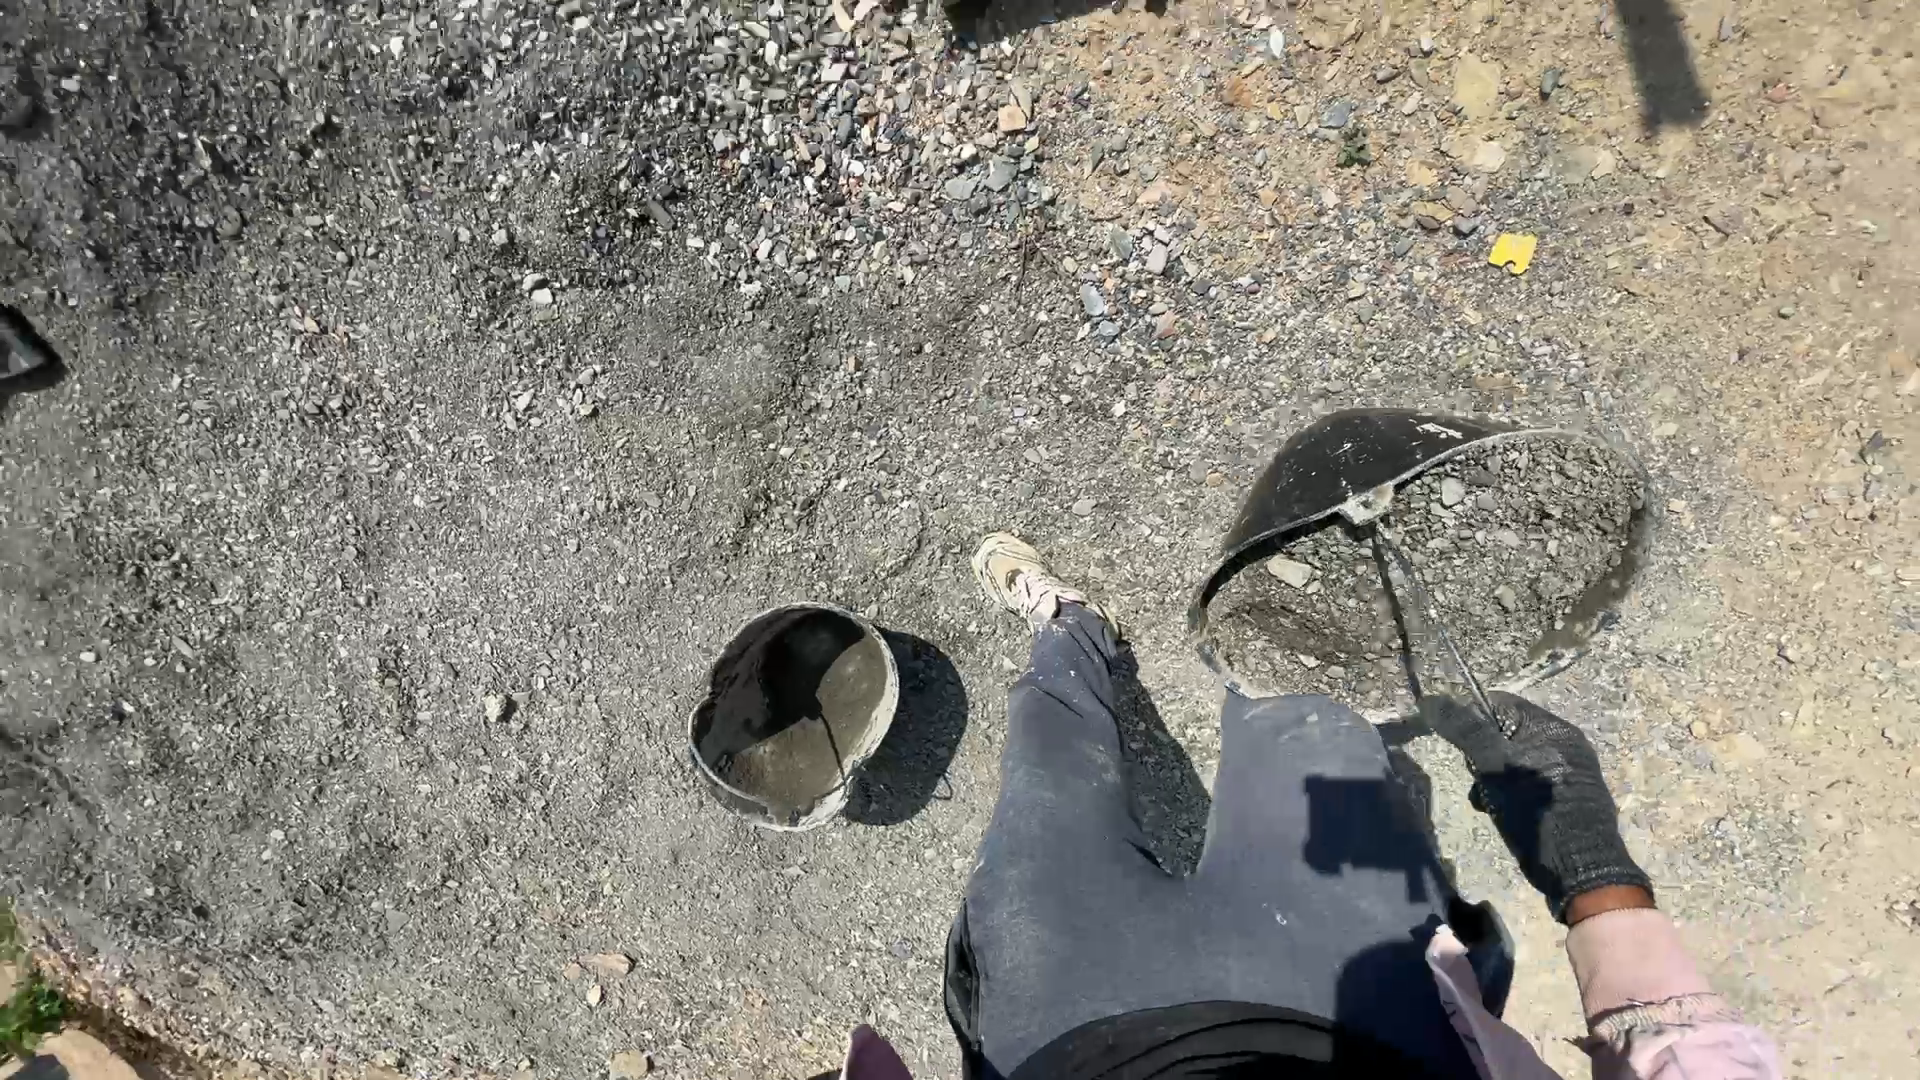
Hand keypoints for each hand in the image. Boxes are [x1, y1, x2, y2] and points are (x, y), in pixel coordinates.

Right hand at [1420, 692, 1651, 923]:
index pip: (1499, 702)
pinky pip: (1523, 778)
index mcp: (1553, 729)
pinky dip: (1505, 789)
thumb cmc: (1535, 810)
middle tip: (1476, 774)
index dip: (1469, 717)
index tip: (1456, 742)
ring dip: (1488, 774)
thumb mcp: (1493, 765)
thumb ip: (1464, 729)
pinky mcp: (1564, 795)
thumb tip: (1431, 699)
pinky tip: (1499, 808)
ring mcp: (1566, 771)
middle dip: (1478, 751)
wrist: (1580, 869)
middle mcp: (1564, 744)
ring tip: (1485, 797)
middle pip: (1501, 730)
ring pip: (1508, 757)